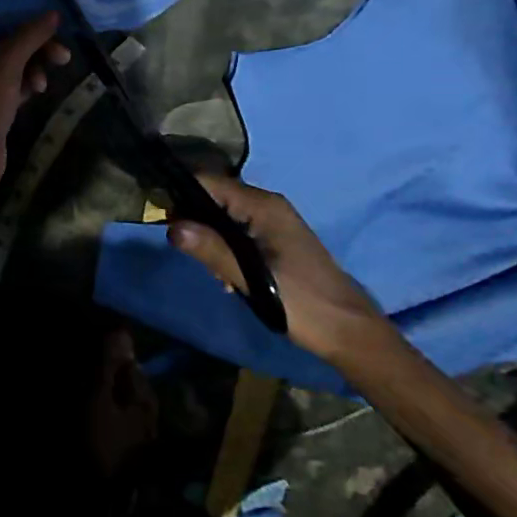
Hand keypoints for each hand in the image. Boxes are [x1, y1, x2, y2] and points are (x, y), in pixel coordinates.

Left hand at [0, 11, 70, 186]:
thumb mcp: (8, 63)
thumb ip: (30, 36)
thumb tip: (53, 13)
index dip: (26, 21)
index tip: (54, 26)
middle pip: (9, 43)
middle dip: (36, 49)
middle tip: (62, 56)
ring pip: (14, 65)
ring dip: (33, 69)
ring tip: (43, 84)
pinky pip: (13, 84)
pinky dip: (27, 84)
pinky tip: (38, 91)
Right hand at [167, 174, 395, 366]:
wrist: (352, 334)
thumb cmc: (305, 304)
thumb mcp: (254, 280)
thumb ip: (212, 250)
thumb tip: (171, 227)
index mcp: (263, 206)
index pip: (209, 182)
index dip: (182, 196)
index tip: (164, 222)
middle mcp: (267, 205)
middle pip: (214, 197)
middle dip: (197, 224)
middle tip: (197, 258)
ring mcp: (272, 221)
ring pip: (224, 216)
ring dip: (212, 241)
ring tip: (219, 275)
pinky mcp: (274, 239)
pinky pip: (237, 230)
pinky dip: (227, 249)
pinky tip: (231, 278)